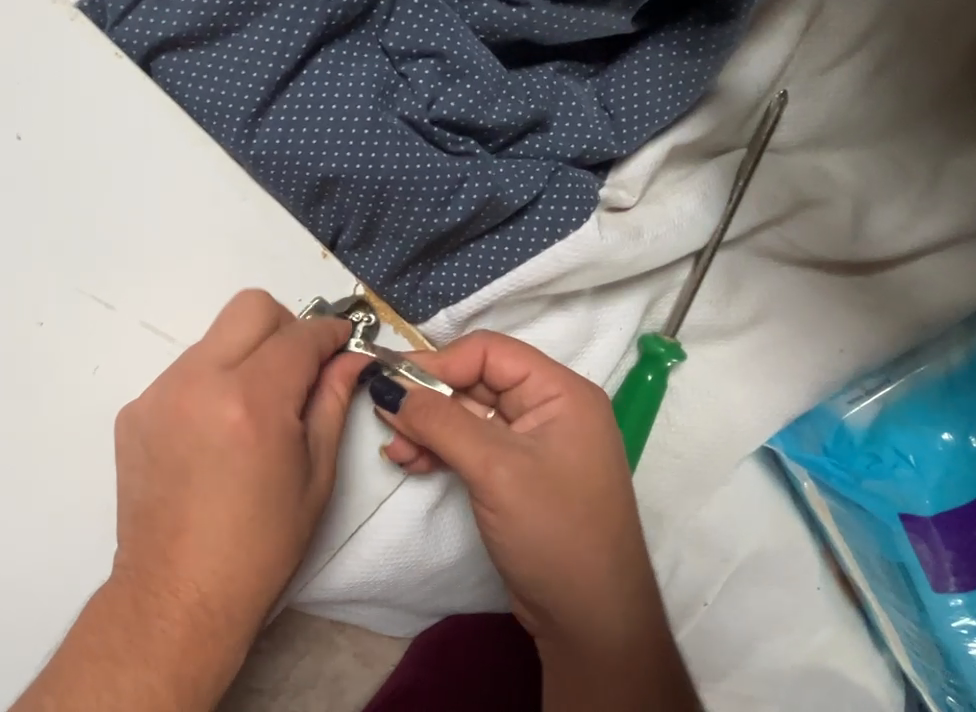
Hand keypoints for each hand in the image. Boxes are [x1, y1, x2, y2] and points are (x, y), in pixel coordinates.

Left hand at [110, 289, 358, 635]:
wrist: (177, 595)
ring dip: (243, 356)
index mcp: (251, 400)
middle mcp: (199, 380)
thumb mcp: (315, 476)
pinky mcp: (133, 410)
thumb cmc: (260, 547)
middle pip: (250, 307)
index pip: (300, 335)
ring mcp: (158, 392)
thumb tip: (351, 357)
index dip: (330, 333)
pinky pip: (182, 373)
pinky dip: (208, 385)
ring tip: (252, 411)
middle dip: (285, 326)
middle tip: (298, 367)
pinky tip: (214, 435)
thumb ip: (332, 402)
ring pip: (214, 339)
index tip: (342, 343)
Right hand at [358, 332, 699, 711]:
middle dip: (427, 398)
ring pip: (465, 413)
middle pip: (474, 380)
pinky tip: (410, 461)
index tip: (393, 383)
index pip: (488, 352)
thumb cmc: (554, 533)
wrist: (591, 624)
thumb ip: (437, 420)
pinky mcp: (515, 474)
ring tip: (394, 448)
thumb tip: (387, 385)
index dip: (439, 362)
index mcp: (560, 393)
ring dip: (426, 426)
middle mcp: (548, 409)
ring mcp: (532, 443)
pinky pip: (468, 443)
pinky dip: (437, 448)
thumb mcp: (493, 469)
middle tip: (384, 415)